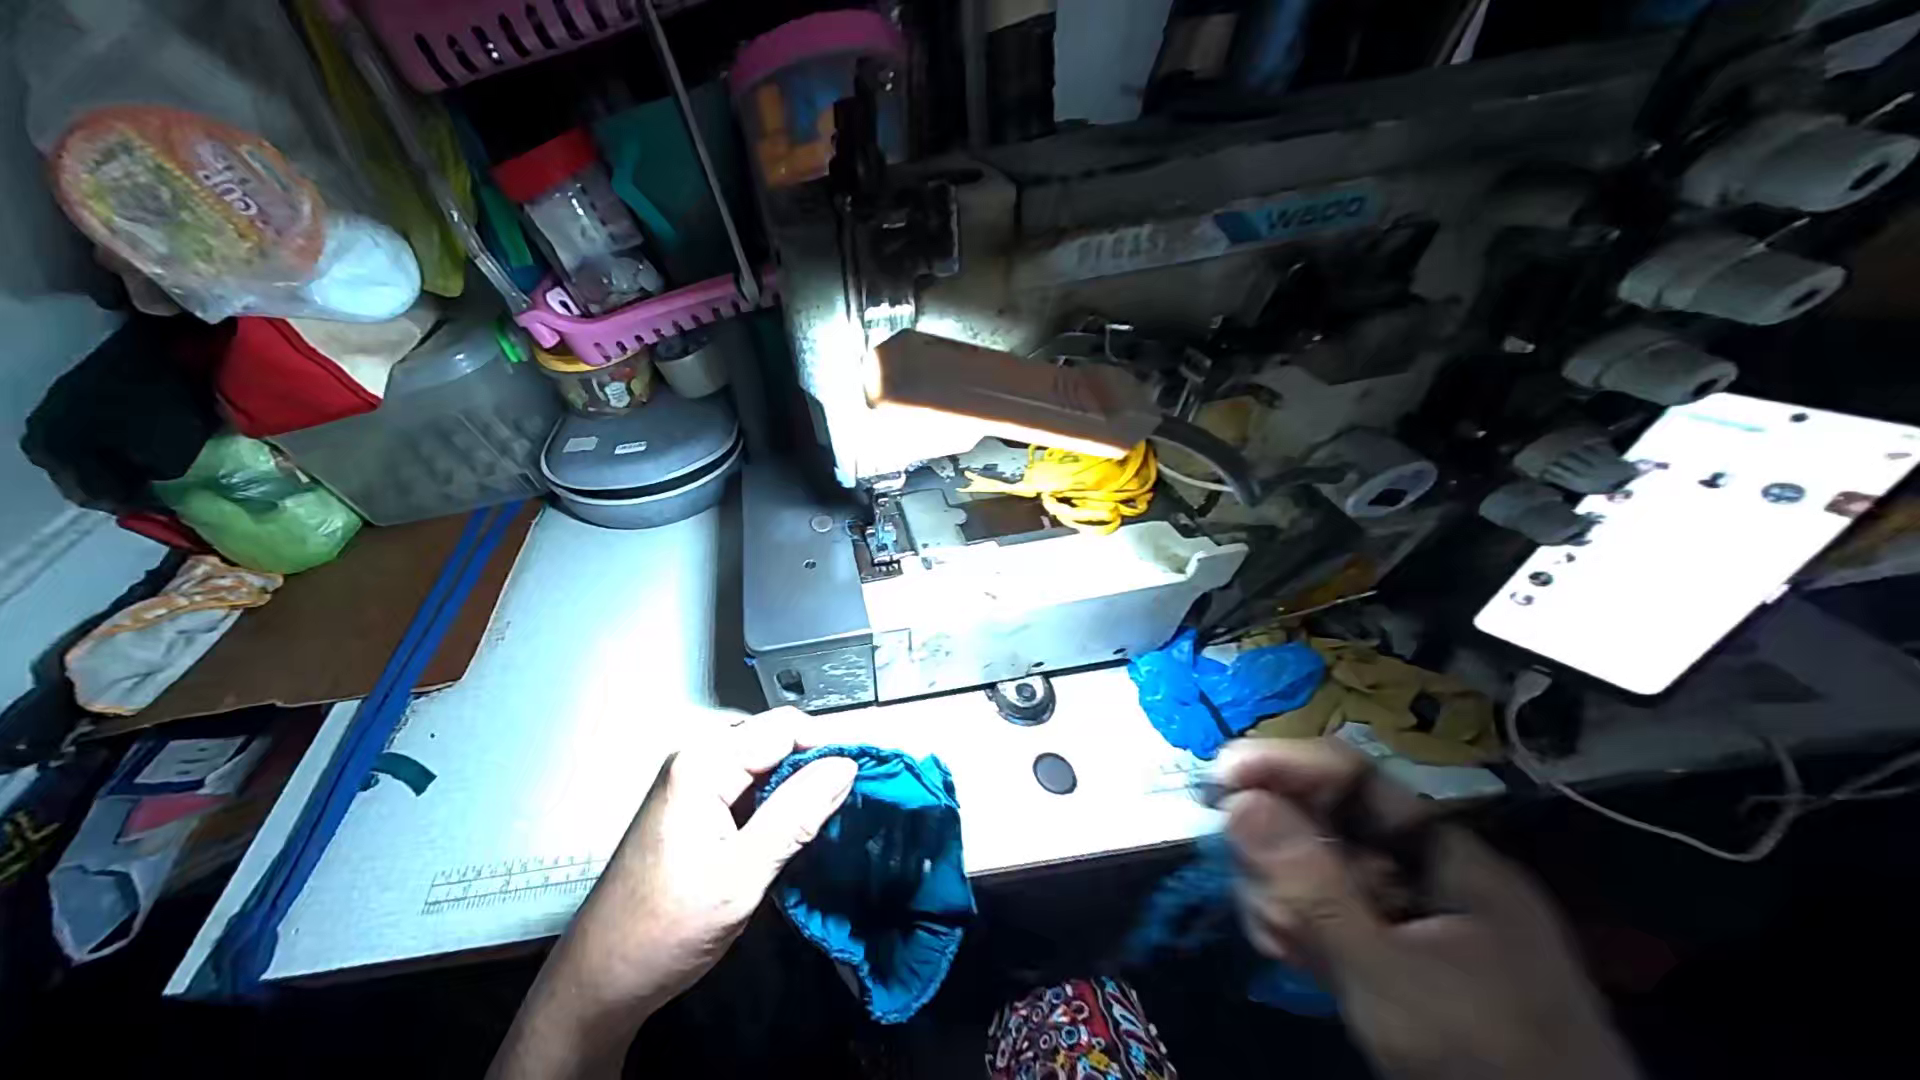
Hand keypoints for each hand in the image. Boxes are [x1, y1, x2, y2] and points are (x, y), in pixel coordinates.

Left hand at [490, 711, 855, 1079]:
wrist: (601, 982)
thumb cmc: (664, 929)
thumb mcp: (742, 874)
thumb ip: (796, 814)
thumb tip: (845, 766)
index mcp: (702, 763)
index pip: (785, 727)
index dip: (826, 749)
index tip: (857, 783)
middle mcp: (695, 760)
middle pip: (774, 740)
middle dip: (811, 768)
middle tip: (835, 810)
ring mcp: (691, 782)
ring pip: (764, 764)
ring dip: (794, 787)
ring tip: (813, 825)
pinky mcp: (693, 806)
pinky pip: (748, 785)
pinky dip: (774, 802)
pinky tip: (783, 833)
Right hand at [1218, 738, 1637, 1079]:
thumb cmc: (1483, 1063)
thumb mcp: (1389, 975)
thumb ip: (1313, 888)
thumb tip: (1240, 803)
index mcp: (1449, 860)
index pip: (1356, 778)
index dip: (1287, 766)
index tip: (1223, 774)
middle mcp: (1426, 875)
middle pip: (1329, 821)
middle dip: (1279, 844)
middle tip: (1247, 878)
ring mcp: (1407, 916)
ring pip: (1319, 867)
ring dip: (1282, 892)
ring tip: (1274, 934)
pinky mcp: (1388, 953)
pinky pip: (1325, 911)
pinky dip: (1295, 922)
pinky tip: (1282, 948)